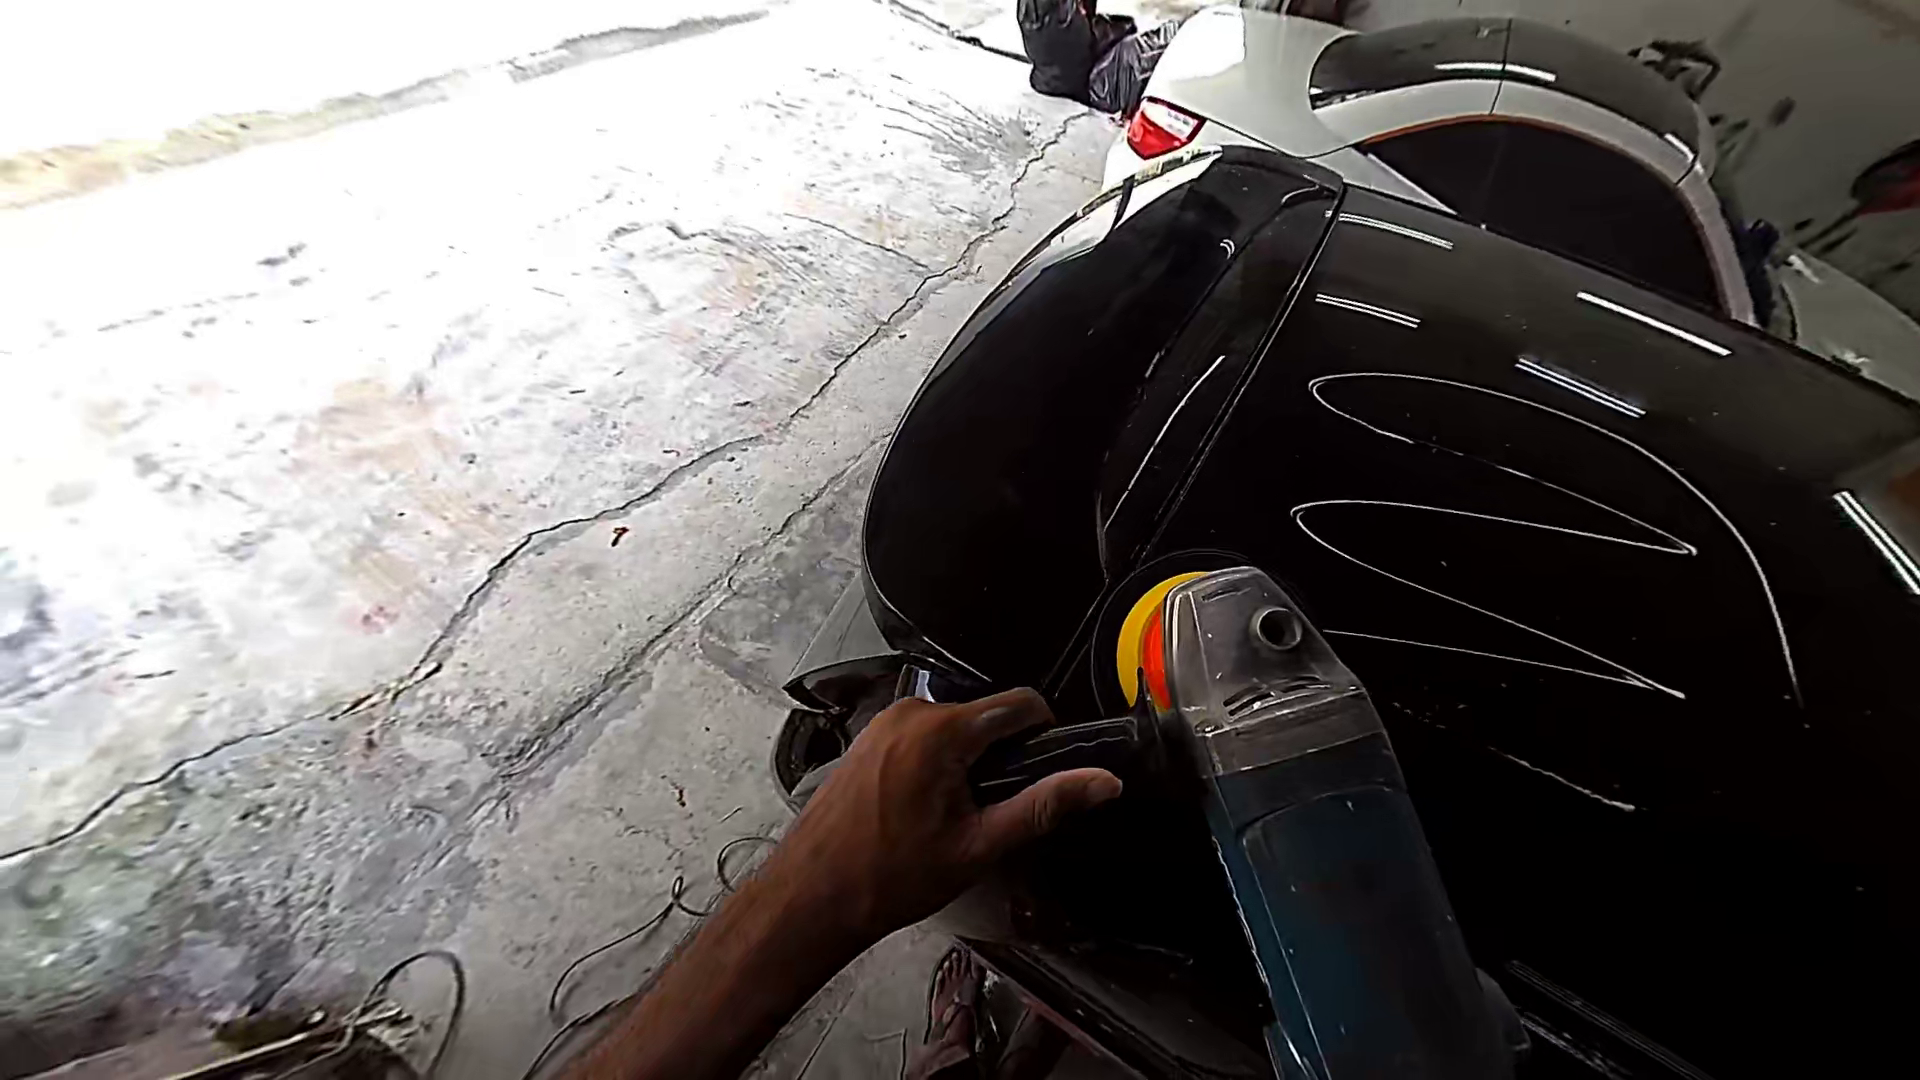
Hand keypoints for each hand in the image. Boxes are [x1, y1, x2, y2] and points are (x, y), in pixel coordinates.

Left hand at [762, 687, 1122, 943]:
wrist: (812, 893)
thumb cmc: (895, 874)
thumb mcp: (980, 844)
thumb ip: (1045, 805)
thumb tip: (1104, 780)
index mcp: (944, 729)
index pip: (1020, 703)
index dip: (1045, 731)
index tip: (1043, 768)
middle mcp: (914, 709)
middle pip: (985, 714)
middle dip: (1000, 752)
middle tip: (991, 806)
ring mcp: (887, 718)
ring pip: (954, 723)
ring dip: (968, 757)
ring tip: (954, 810)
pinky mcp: (871, 732)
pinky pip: (924, 730)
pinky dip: (939, 755)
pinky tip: (924, 801)